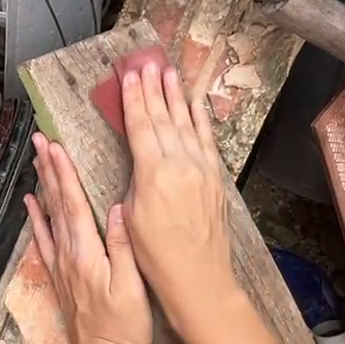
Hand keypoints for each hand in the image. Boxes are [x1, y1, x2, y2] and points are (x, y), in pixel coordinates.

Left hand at [25, 132, 151, 343]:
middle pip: (56, 202)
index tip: (56, 146)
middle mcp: (67, 254)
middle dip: (48, 168)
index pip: (72, 203)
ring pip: (48, 215)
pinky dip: (35, 217)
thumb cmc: (125, 328)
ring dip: (42, 184)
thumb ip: (122, 246)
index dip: (64, 172)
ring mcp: (60, 264)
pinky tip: (31, 202)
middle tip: (38, 140)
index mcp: (86, 252)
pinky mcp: (59, 275)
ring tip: (36, 159)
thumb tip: (116, 208)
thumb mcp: (132, 287)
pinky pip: (43, 239)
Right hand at [120, 59, 238, 335]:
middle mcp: (180, 164)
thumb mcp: (133, 215)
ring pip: (186, 124)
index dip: (134, 99)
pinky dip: (200, 120)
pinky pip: (206, 141)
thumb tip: (140, 157)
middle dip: (153, 89)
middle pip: (163, 118)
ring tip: (170, 73)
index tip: (129, 75)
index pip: (141, 126)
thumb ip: (136, 179)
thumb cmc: (156, 255)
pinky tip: (195, 105)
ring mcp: (201, 169)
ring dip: (176, 97)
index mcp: (154, 172)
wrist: (199, 280)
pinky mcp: (215, 179)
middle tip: (146, 64)